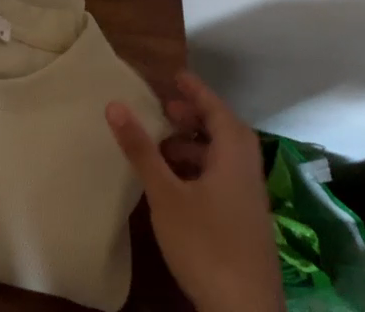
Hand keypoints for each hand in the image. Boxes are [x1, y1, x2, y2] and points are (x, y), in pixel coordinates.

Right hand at [107, 72, 282, 311]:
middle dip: (196, 118)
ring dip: (195, 146)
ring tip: (162, 147)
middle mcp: (247, 178)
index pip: (219, 114)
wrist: (242, 310)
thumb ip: (142, 150)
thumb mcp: (166, 194)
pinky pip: (222, 182)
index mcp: (234, 163)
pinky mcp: (243, 227)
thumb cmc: (205, 244)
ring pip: (224, 162)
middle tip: (166, 109)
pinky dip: (199, 170)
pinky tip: (175, 184)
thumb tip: (115, 104)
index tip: (176, 76)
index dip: (198, 93)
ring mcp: (248, 205)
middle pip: (227, 136)